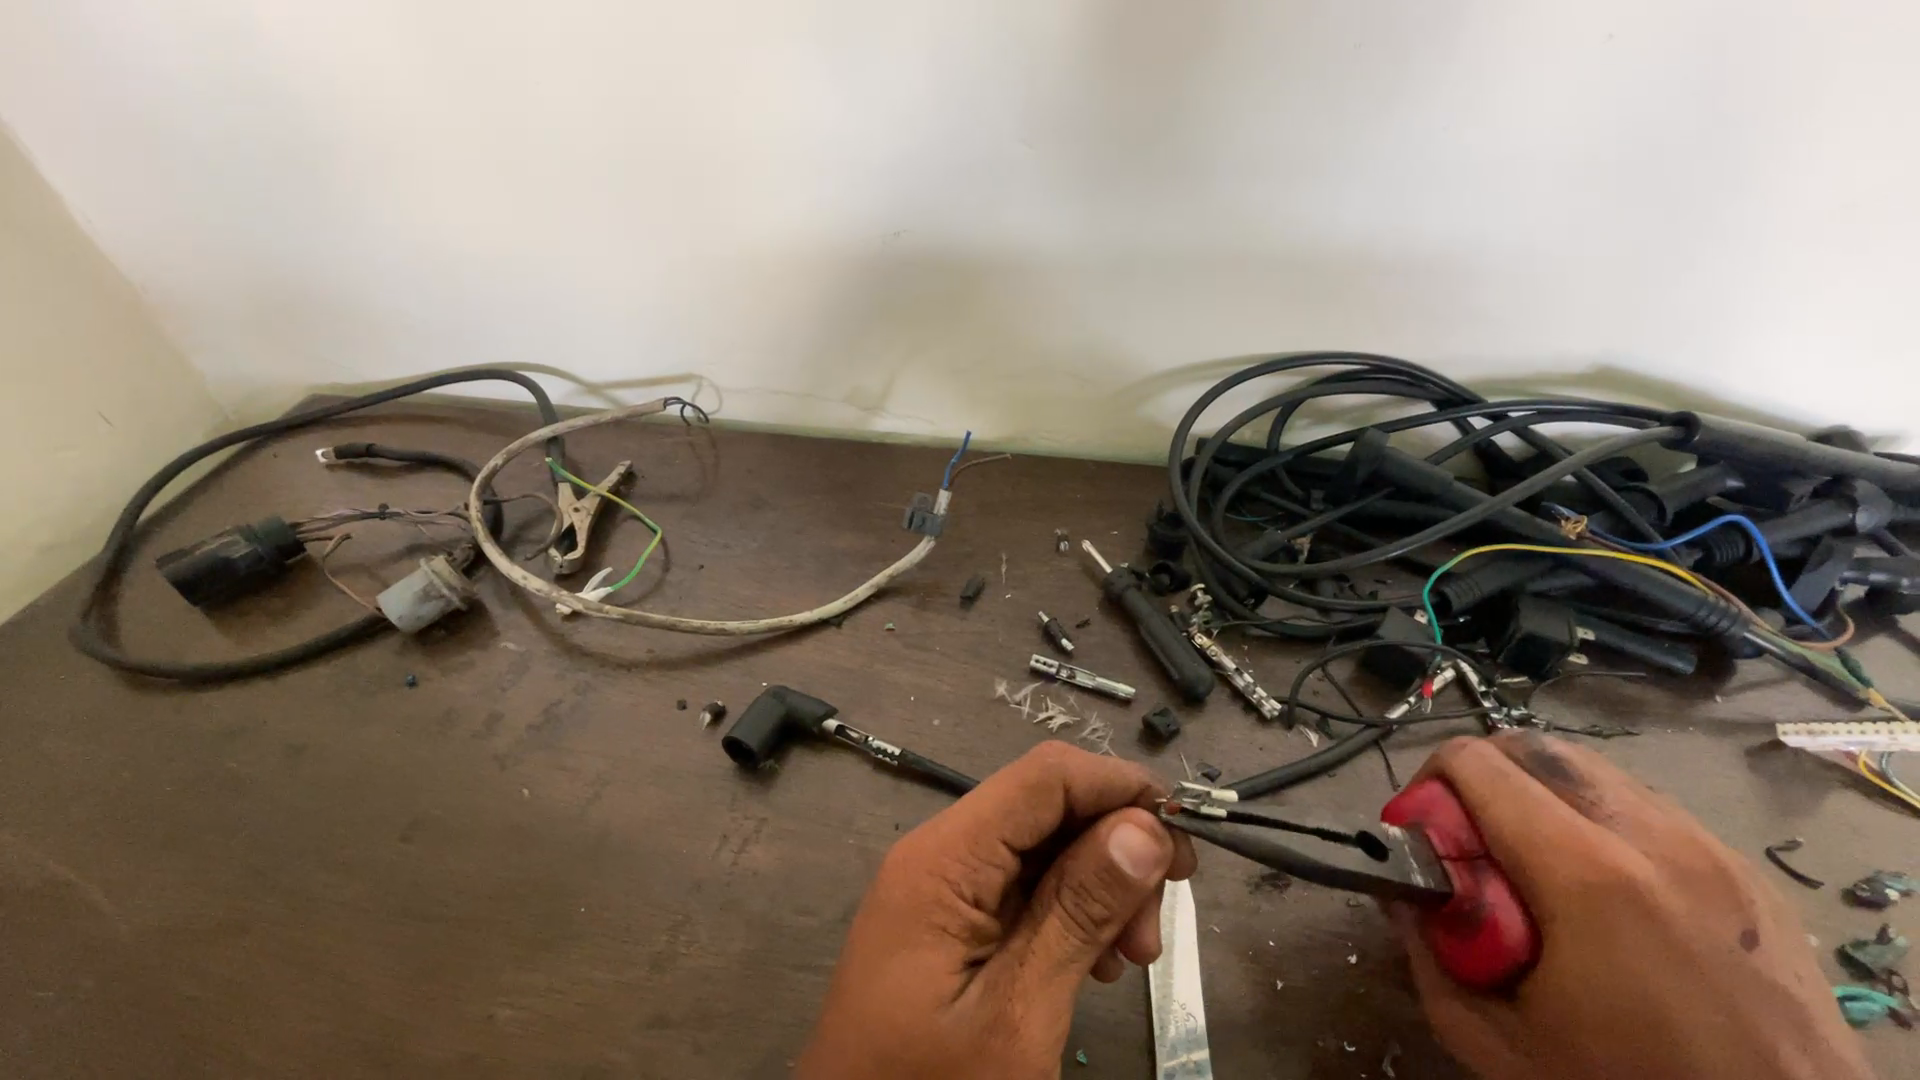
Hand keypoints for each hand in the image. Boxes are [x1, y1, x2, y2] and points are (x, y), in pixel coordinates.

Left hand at [795, 743, 1195, 1079]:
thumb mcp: (1017, 1012)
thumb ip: (1078, 911)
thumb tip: (1144, 826)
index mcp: (944, 858)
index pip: (1045, 776)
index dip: (1119, 788)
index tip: (1183, 837)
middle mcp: (941, 854)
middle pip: (1048, 808)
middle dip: (1116, 848)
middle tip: (1157, 924)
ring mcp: (945, 888)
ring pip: (1045, 848)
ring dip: (1102, 886)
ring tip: (1133, 956)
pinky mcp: (954, 921)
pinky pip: (1027, 890)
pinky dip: (1074, 913)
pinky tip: (1097, 961)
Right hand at [1397, 732, 1873, 1079]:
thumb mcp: (1492, 1039)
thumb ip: (1427, 952)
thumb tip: (1403, 893)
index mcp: (1584, 872)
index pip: (1475, 763)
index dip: (1427, 785)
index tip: (1424, 836)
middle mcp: (1652, 838)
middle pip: (1533, 748)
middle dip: (1480, 779)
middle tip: (1467, 841)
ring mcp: (1710, 850)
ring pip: (1593, 770)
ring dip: (1540, 795)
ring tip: (1532, 863)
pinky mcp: (1748, 873)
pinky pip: (1649, 809)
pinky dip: (1600, 821)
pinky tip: (1600, 889)